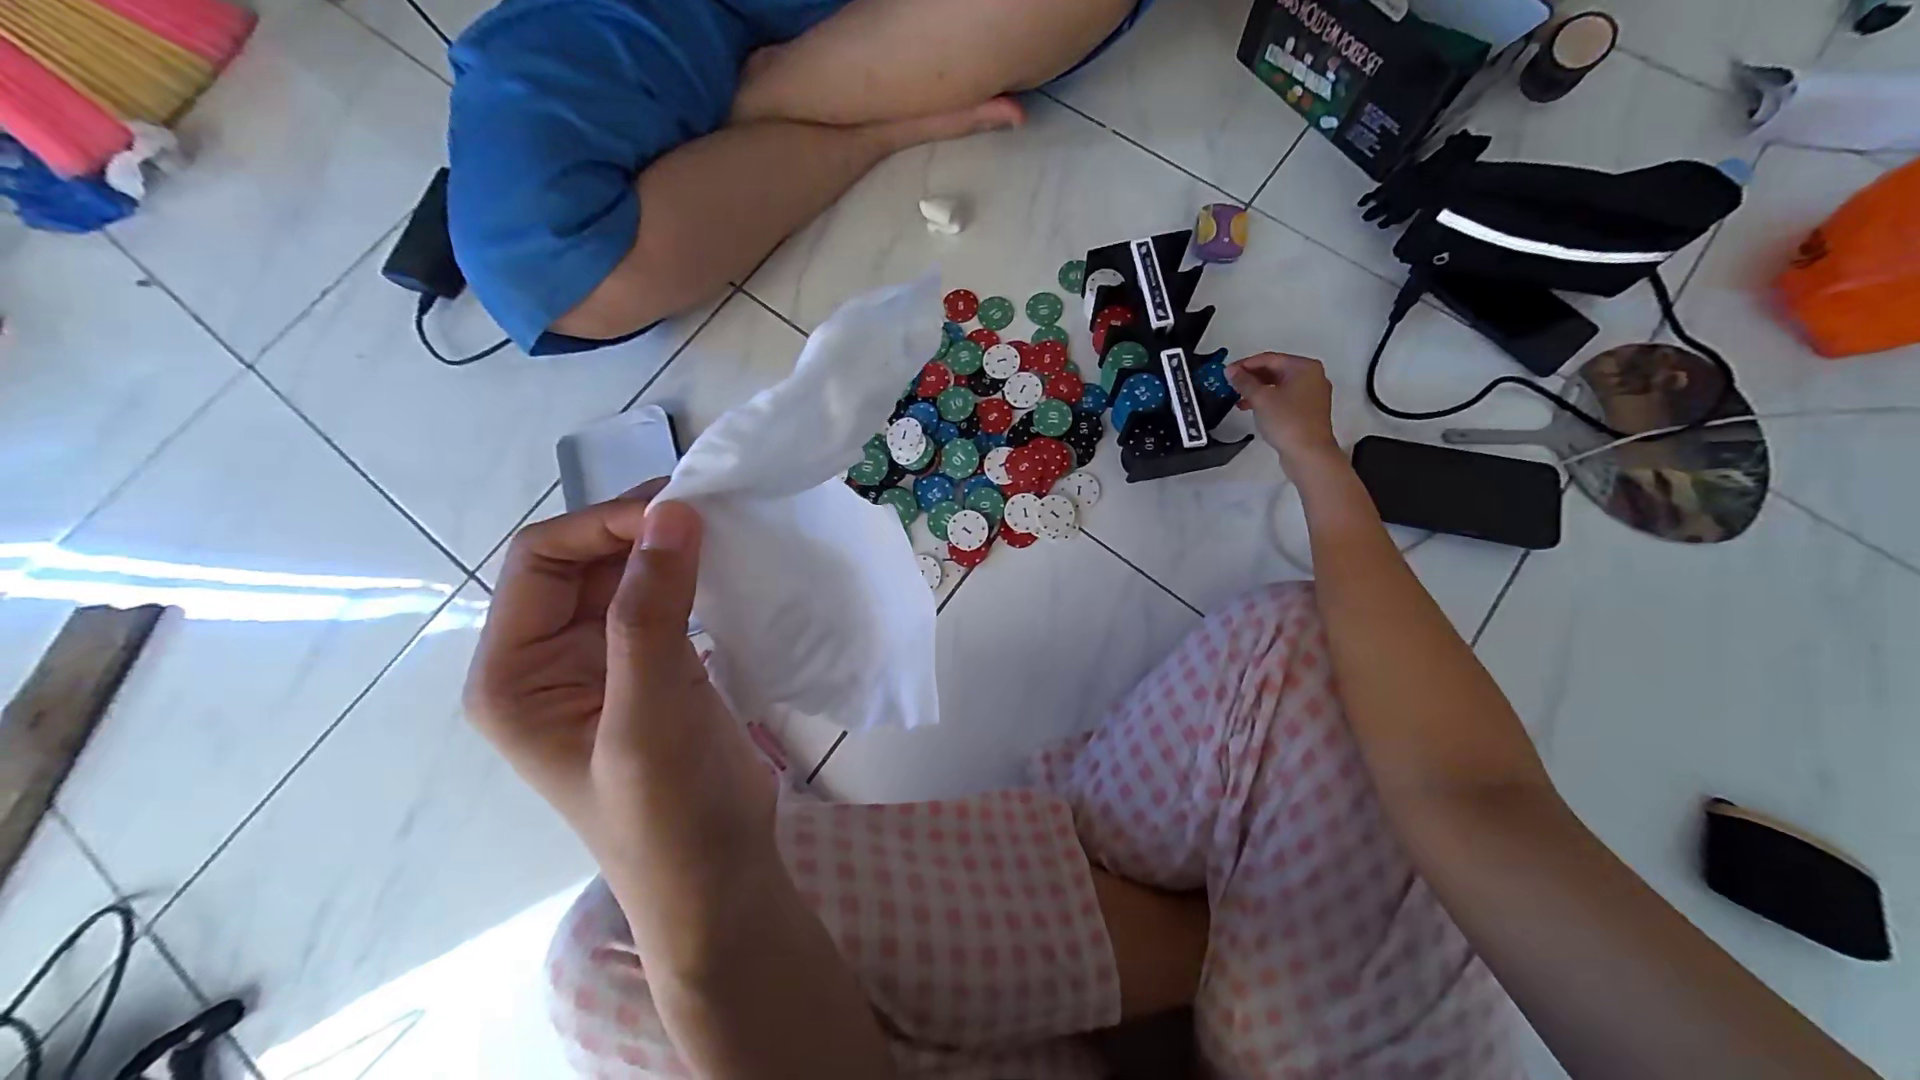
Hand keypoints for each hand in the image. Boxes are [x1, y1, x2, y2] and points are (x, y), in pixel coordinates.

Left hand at [465, 486, 775, 934]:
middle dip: (638, 530)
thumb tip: (672, 512)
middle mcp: (549, 657)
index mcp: (514, 672)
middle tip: (710, 511)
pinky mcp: (653, 666)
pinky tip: (725, 566)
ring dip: (668, 548)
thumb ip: (650, 614)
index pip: (541, 562)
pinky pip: (662, 599)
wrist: (720, 873)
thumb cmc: (667, 814)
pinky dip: (691, 575)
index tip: (679, 513)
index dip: (603, 526)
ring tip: (723, 530)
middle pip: (582, 560)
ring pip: (626, 574)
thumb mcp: (647, 716)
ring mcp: (605, 660)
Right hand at [1227, 352, 1339, 469]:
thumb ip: (1244, 382)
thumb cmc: (1288, 422)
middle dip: (1251, 377)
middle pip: (1275, 370)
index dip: (1245, 364)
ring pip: (1279, 385)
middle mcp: (1312, 377)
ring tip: (1237, 397)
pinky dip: (1267, 399)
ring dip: (1257, 389)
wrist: (1308, 454)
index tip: (1227, 372)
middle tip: (1231, 383)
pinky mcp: (1307, 410)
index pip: (1269, 359)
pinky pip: (1284, 397)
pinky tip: (1251, 407)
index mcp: (1304, 368)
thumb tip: (1231, 370)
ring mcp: (1311, 394)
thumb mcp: (1260, 398)